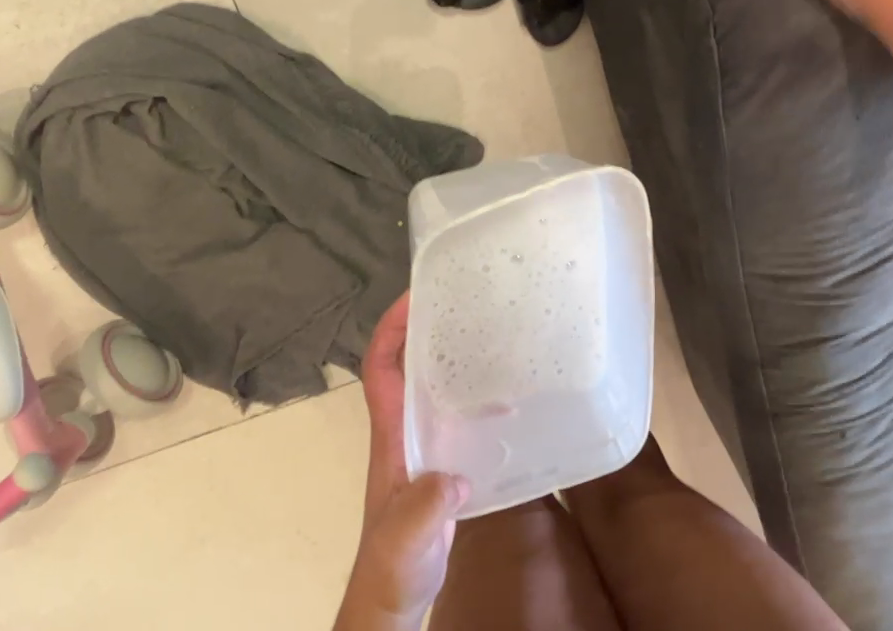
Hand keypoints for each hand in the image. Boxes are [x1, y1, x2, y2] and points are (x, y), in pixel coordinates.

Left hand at [336, 293, 468, 630]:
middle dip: (429, 330)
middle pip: (410, 367)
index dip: (391, 329)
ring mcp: (425, 446)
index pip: (380, 368)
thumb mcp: (407, 537)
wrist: (395, 596)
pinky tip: (512, 403)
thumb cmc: (392, 564)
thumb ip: (426, 507)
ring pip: (435, 389)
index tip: (415, 297)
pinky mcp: (444, 463)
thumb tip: (455, 477)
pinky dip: (480, 401)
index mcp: (391, 434)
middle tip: (467, 303)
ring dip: (456, 360)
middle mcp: (406, 430)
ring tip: (494, 336)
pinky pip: (458, 417)